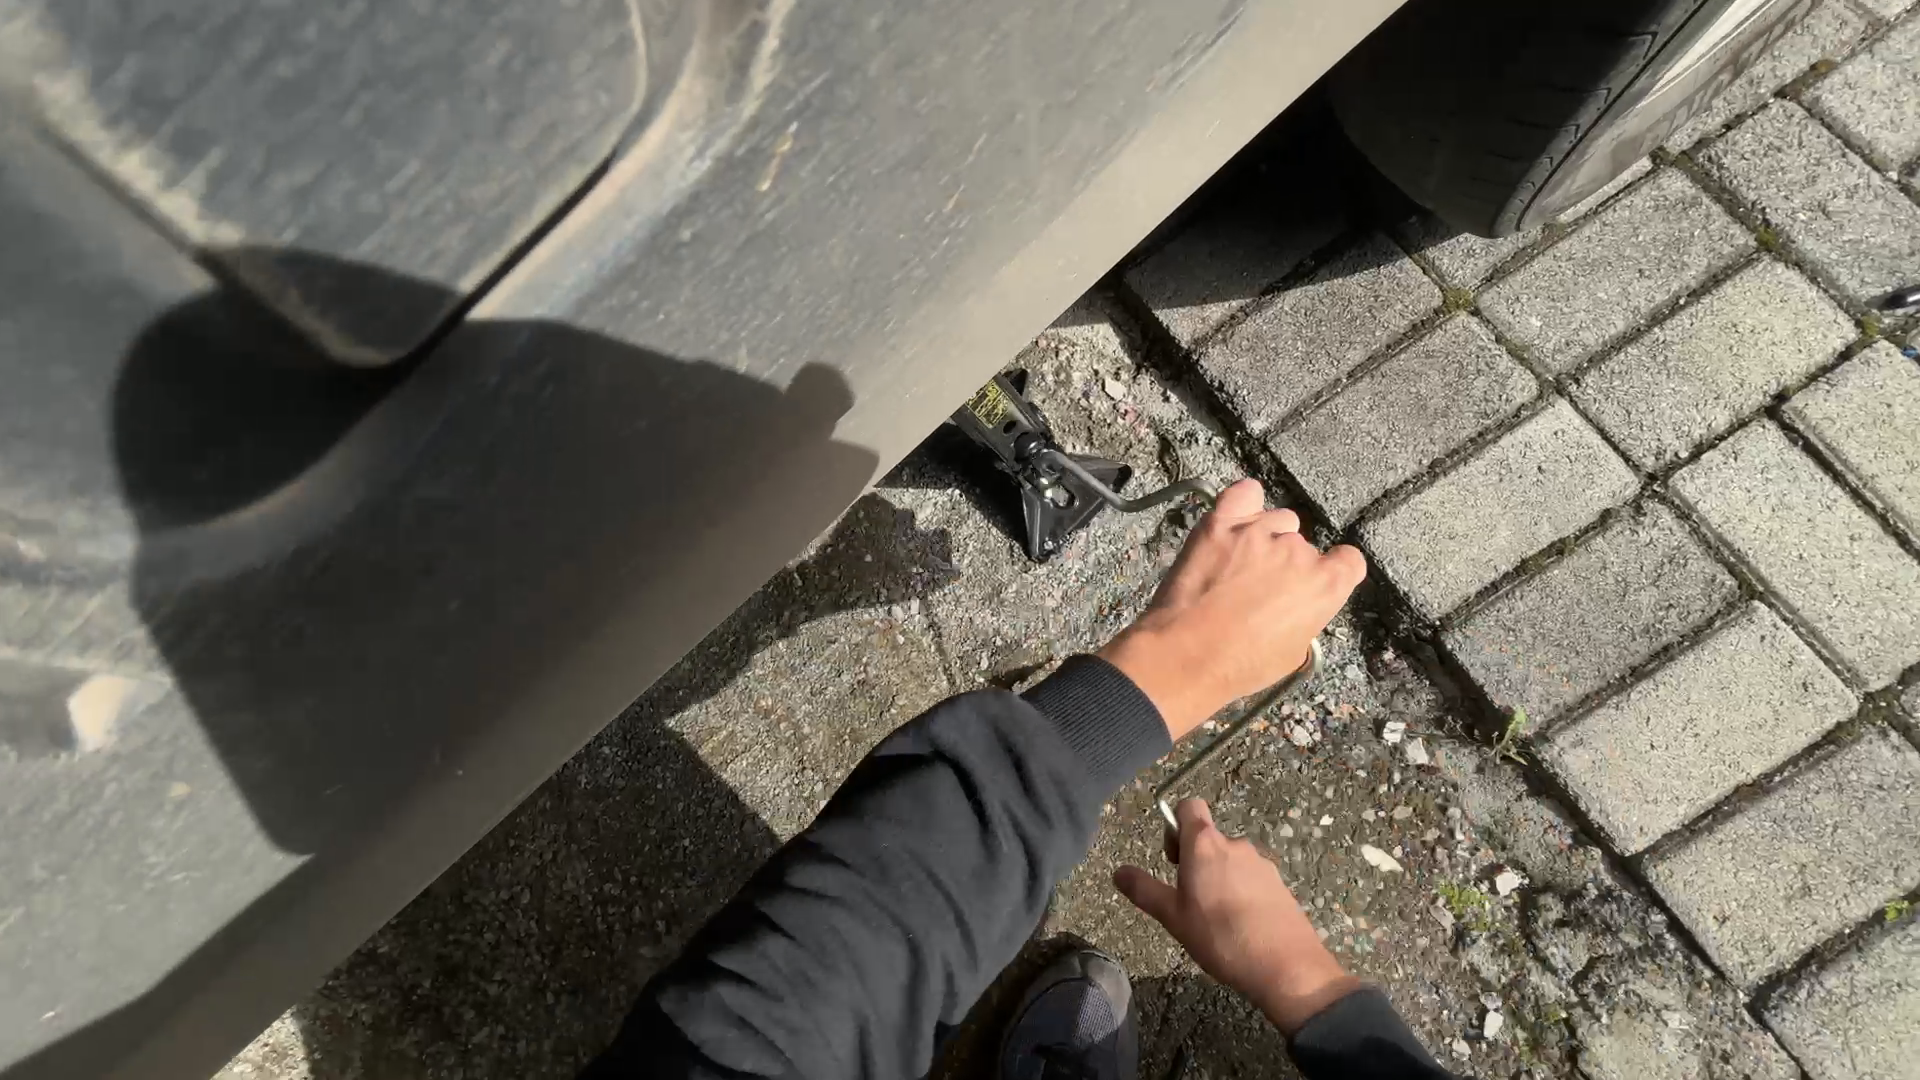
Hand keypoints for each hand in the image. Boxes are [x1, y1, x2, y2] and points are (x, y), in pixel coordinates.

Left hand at [1098, 478, 1364, 739]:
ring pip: (1276, 519)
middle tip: (1256, 586)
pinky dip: (1245, 500)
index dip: (1332, 570)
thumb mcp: (1293, 652)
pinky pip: (1244, 494)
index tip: (1312, 581)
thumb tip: (1297, 603)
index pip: (1348, 560)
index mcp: (1325, 585)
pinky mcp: (1221, 524)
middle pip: (1302, 544)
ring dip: (1263, 536)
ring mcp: (1258, 532)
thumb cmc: (1238, 664)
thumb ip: (1306, 614)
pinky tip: (1239, 513)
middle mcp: (1298, 552)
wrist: (1185, 653)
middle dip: (1285, 562)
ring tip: (1236, 563)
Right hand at [1115, 799, 1359, 1034]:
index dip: (1175, 825)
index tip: (1174, 860)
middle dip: (1197, 861)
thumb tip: (1117, 871)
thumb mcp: (1172, 916)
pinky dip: (1243, 893)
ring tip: (1218, 919)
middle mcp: (1235, 844)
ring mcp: (1262, 864)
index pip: (1189, 805)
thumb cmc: (1220, 937)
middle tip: (1191, 899)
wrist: (1289, 969)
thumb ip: (1143, 889)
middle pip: (1209, 837)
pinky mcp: (1281, 886)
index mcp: (1205, 843)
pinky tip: (1243, 928)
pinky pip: (1253, 879)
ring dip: (1221, 878)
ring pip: (1231, 860)